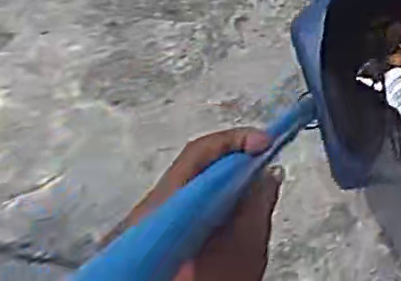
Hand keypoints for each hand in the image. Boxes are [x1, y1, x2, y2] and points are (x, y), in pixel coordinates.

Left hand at [115, 128, 282, 280]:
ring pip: (186, 194)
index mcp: (155, 212)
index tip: (267, 144)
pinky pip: (180, 217)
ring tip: (254, 190)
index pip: (198, 153)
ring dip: (224, 186)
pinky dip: (210, 210)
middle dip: (234, 163)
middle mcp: (135, 222)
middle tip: (265, 164)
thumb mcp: (243, 252)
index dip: (237, 140)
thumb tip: (266, 171)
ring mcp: (133, 242)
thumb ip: (257, 203)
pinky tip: (231, 220)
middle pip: (192, 172)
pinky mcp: (140, 259)